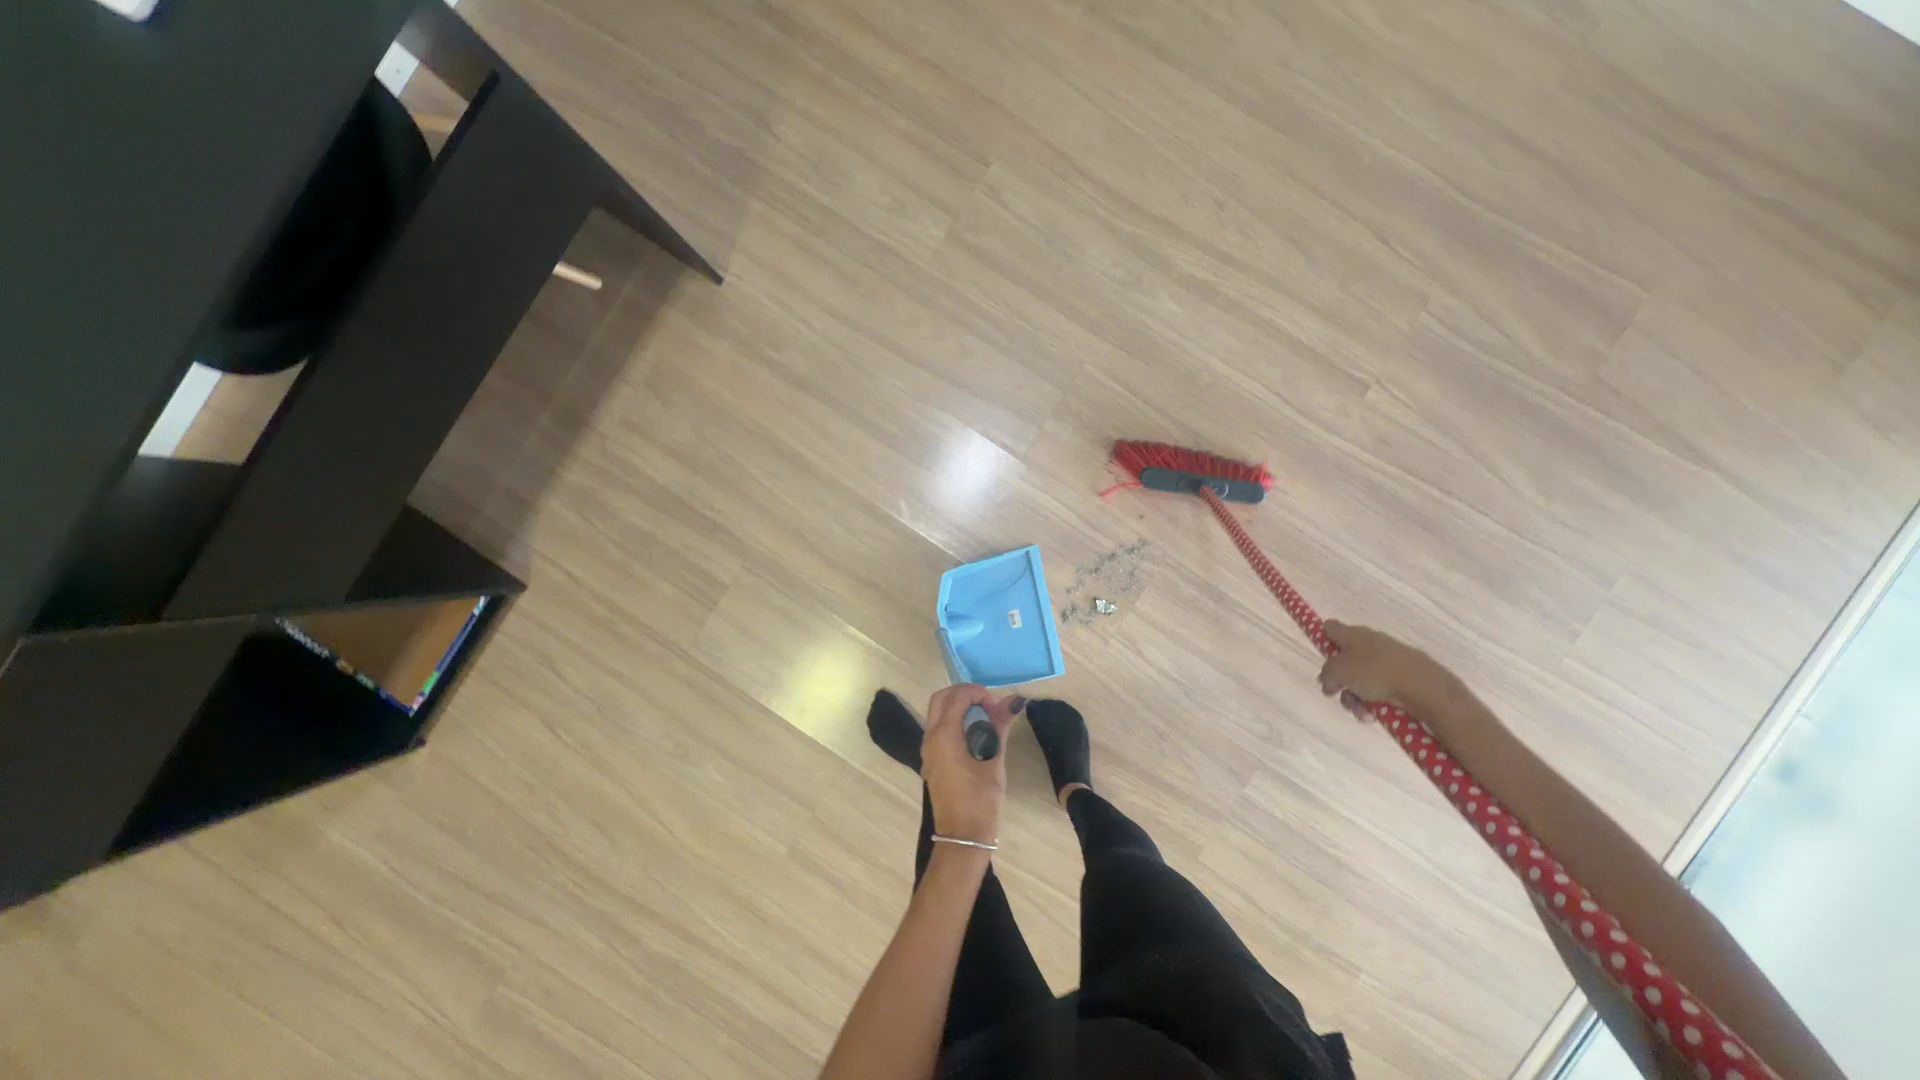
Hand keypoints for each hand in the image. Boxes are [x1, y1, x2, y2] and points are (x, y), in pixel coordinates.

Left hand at [921, 685, 1014, 843]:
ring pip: (937, 713)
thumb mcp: (994, 762)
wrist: (962, 838)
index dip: (979, 694)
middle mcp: (930, 738)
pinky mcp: (931, 761)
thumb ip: (999, 727)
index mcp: (944, 735)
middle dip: (965, 695)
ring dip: (959, 708)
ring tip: (985, 720)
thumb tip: (1014, 700)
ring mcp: (928, 751)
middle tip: (989, 707)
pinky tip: (975, 736)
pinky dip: (954, 722)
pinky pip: (939, 730)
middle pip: (941, 699)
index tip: (997, 708)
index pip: (957, 696)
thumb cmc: (980, 801)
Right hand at [1317, 622, 1459, 717]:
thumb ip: (1326, 675)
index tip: (1322, 657)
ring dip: (1356, 699)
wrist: (1422, 684)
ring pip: (1361, 681)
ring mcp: (1387, 659)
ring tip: (1362, 712)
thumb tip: (1327, 682)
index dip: (1322, 639)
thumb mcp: (1339, 672)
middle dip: (1341, 683)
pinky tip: (1375, 715)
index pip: (1330, 628)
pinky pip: (1379, 690)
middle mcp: (1369, 643)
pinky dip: (1374, 703)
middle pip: (1345, 663)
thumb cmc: (1374, 671)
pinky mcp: (1402, 676)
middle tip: (1339, 695)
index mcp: (1352, 634)